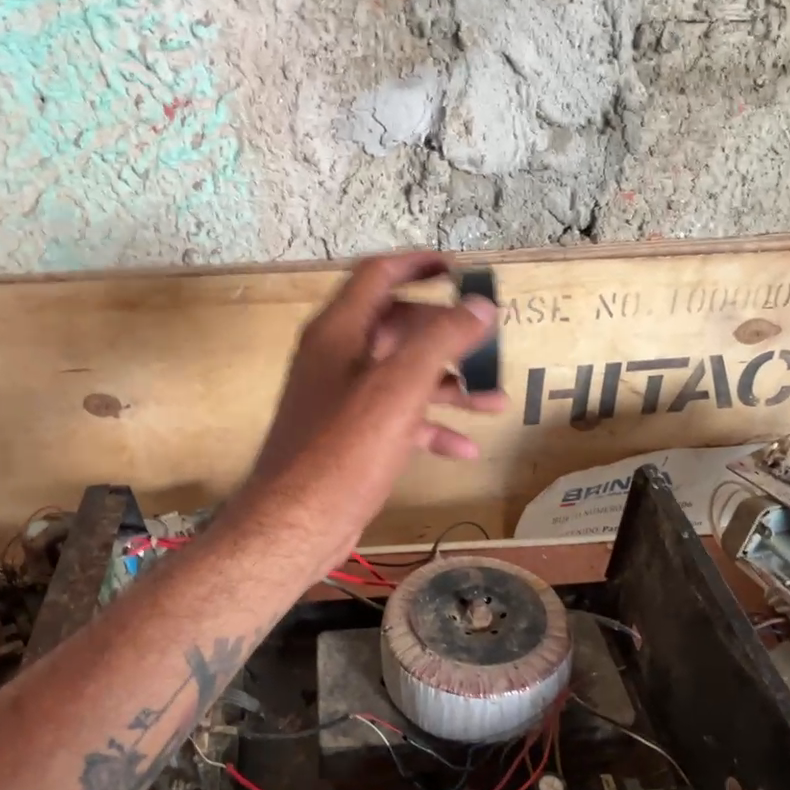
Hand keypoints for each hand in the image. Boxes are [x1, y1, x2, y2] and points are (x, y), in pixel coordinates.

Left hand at [219, 252, 503, 580]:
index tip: (459, 268)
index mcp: (339, 332)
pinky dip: (430, 427)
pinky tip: (465, 449)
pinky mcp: (348, 438)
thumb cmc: (343, 452)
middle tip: (488, 342)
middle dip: (447, 335)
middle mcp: (336, 358)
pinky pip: (396, 419)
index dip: (419, 264)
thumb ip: (440, 339)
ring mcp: (341, 400)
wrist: (295, 525)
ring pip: (403, 377)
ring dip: (449, 386)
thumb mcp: (398, 388)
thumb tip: (479, 305)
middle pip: (398, 327)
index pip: (379, 275)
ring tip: (495, 401)